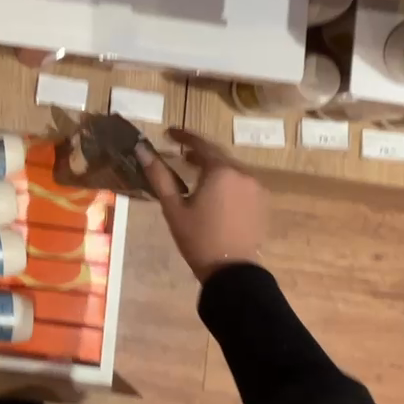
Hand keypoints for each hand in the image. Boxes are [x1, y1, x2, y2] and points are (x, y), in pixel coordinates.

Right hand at [137, 127, 269, 282]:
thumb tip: (141, 150)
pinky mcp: (262, 202)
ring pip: (230, 168)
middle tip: (179, 153)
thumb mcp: (173, 207)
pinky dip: (226, 180)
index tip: (168, 132)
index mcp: (221, 172)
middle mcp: (242, 173)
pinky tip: (213, 191)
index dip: (183, 136)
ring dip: (212, 166)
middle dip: (198, 152)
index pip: (200, 144)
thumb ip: (158, 175)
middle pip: (218, 155)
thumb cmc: (197, 238)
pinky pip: (241, 182)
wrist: (231, 270)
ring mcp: (256, 188)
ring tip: (194, 173)